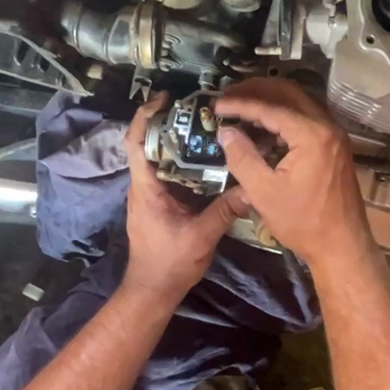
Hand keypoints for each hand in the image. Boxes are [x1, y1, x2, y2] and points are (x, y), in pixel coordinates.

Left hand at [120, 93, 246, 304]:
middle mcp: (144, 185)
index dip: (144, 117)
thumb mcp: (202, 236)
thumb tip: (253, 187)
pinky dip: (184, 160)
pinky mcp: (160, 202)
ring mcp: (150, 194)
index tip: (163, 98)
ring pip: (159, 157)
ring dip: (177, 140)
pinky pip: (169, 172)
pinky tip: (208, 157)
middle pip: (148, 144)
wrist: (153, 291)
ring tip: (206, 125)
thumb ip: (226, 209)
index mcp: (146, 188)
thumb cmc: (169, 263)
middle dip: (168, 122)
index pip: (136, 143)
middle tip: (197, 108)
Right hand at [215, 79, 372, 270]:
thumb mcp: (264, 192)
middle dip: (257, 90)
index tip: (217, 104)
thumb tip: (225, 131)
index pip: (271, 107)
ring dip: (272, 100)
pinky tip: (264, 127)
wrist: (342, 245)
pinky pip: (308, 118)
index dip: (241, 104)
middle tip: (229, 93)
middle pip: (289, 94)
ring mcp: (334, 135)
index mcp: (312, 134)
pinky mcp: (335, 146)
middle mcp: (327, 127)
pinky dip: (285, 115)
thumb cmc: (303, 222)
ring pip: (300, 103)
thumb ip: (242, 157)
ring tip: (243, 105)